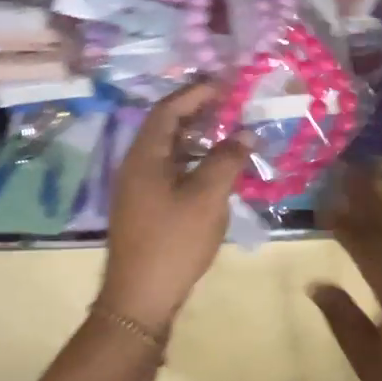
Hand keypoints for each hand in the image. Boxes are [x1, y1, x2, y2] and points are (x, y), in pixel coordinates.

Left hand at [98, 82, 250, 331]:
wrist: (141, 296)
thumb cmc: (173, 242)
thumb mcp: (207, 198)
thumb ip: (227, 161)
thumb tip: (245, 133)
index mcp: (145, 156)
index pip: (168, 110)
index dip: (195, 94)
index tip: (225, 84)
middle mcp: (136, 166)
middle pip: (166, 128)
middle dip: (199, 114)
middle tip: (232, 106)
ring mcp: (138, 190)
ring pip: (170, 153)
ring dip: (199, 140)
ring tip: (231, 135)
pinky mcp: (145, 209)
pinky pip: (171, 172)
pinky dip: (194, 163)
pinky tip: (217, 173)